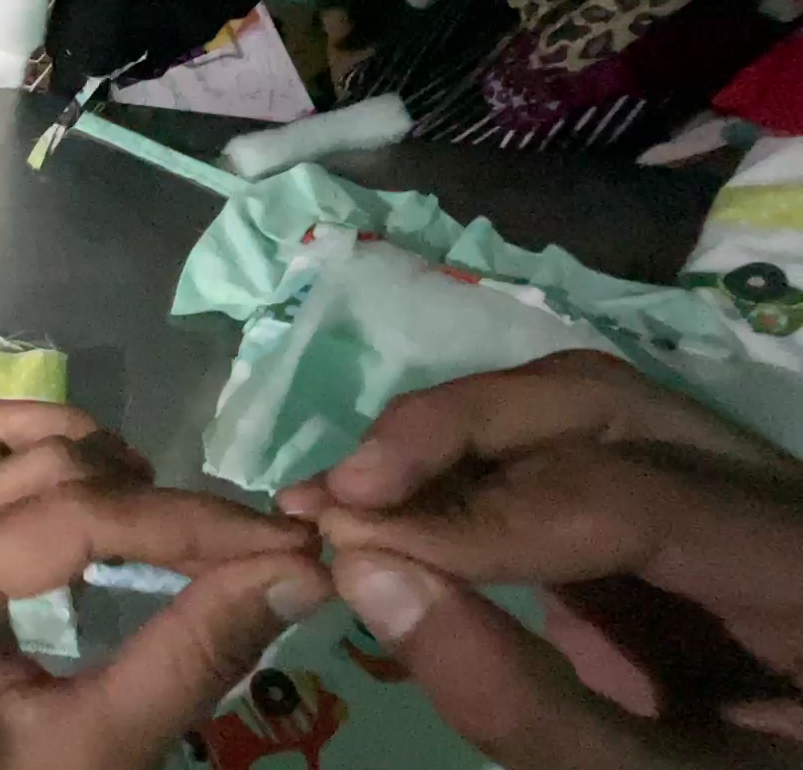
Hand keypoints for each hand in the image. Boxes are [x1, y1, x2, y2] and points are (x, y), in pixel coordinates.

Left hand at [0, 398, 329, 769]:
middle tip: (242, 548)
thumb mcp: (97, 749)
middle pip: (43, 466)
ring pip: (4, 436)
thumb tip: (296, 573)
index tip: (283, 541)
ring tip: (159, 512)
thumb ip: (191, 655)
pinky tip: (94, 489)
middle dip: (154, 498)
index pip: (69, 517)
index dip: (184, 523)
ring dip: (91, 456)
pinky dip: (44, 448)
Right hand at [278, 351, 802, 767]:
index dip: (476, 517)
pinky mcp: (633, 494)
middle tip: (345, 484)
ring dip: (434, 440)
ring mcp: (702, 482)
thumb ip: (525, 703)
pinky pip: (528, 444)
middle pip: (589, 403)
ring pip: (552, 402)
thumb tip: (359, 573)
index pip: (622, 496)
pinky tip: (375, 502)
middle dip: (444, 432)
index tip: (351, 542)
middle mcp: (770, 493)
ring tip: (346, 489)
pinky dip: (439, 467)